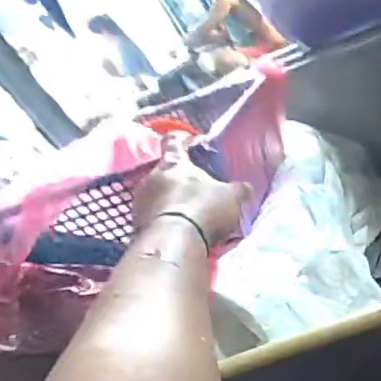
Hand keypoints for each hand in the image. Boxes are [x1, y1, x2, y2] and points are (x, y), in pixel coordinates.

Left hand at [132, 143, 249, 247]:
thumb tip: (245, 187)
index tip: (191, 141)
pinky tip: (179, 228)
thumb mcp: (233, 197)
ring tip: (189, 213)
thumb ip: (239, 189)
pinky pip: (153, 214)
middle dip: (181, 178)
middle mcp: (151, 176)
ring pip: (158, 193)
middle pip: (166, 170)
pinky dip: (166, 218)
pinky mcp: (136, 221)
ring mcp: (140, 199)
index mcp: (174, 163)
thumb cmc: (203, 209)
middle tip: (198, 188)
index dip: (183, 138)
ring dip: (172, 199)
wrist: (173, 241)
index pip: (173, 140)